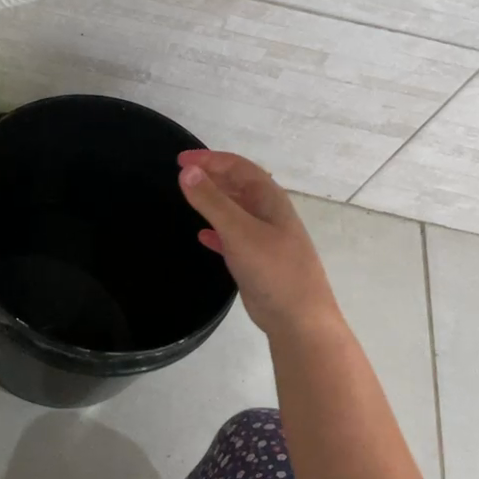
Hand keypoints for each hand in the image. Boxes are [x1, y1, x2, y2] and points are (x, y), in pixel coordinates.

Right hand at [177, 150, 344, 337]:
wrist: (298, 319)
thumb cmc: (273, 270)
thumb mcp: (239, 231)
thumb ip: (212, 201)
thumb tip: (186, 171)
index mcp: (270, 200)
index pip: (239, 167)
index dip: (210, 159)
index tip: (179, 160)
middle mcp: (268, 214)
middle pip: (238, 185)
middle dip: (212, 176)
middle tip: (181, 175)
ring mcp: (264, 238)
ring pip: (235, 210)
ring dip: (213, 201)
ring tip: (188, 198)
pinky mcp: (256, 261)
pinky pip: (233, 237)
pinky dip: (216, 231)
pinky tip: (201, 235)